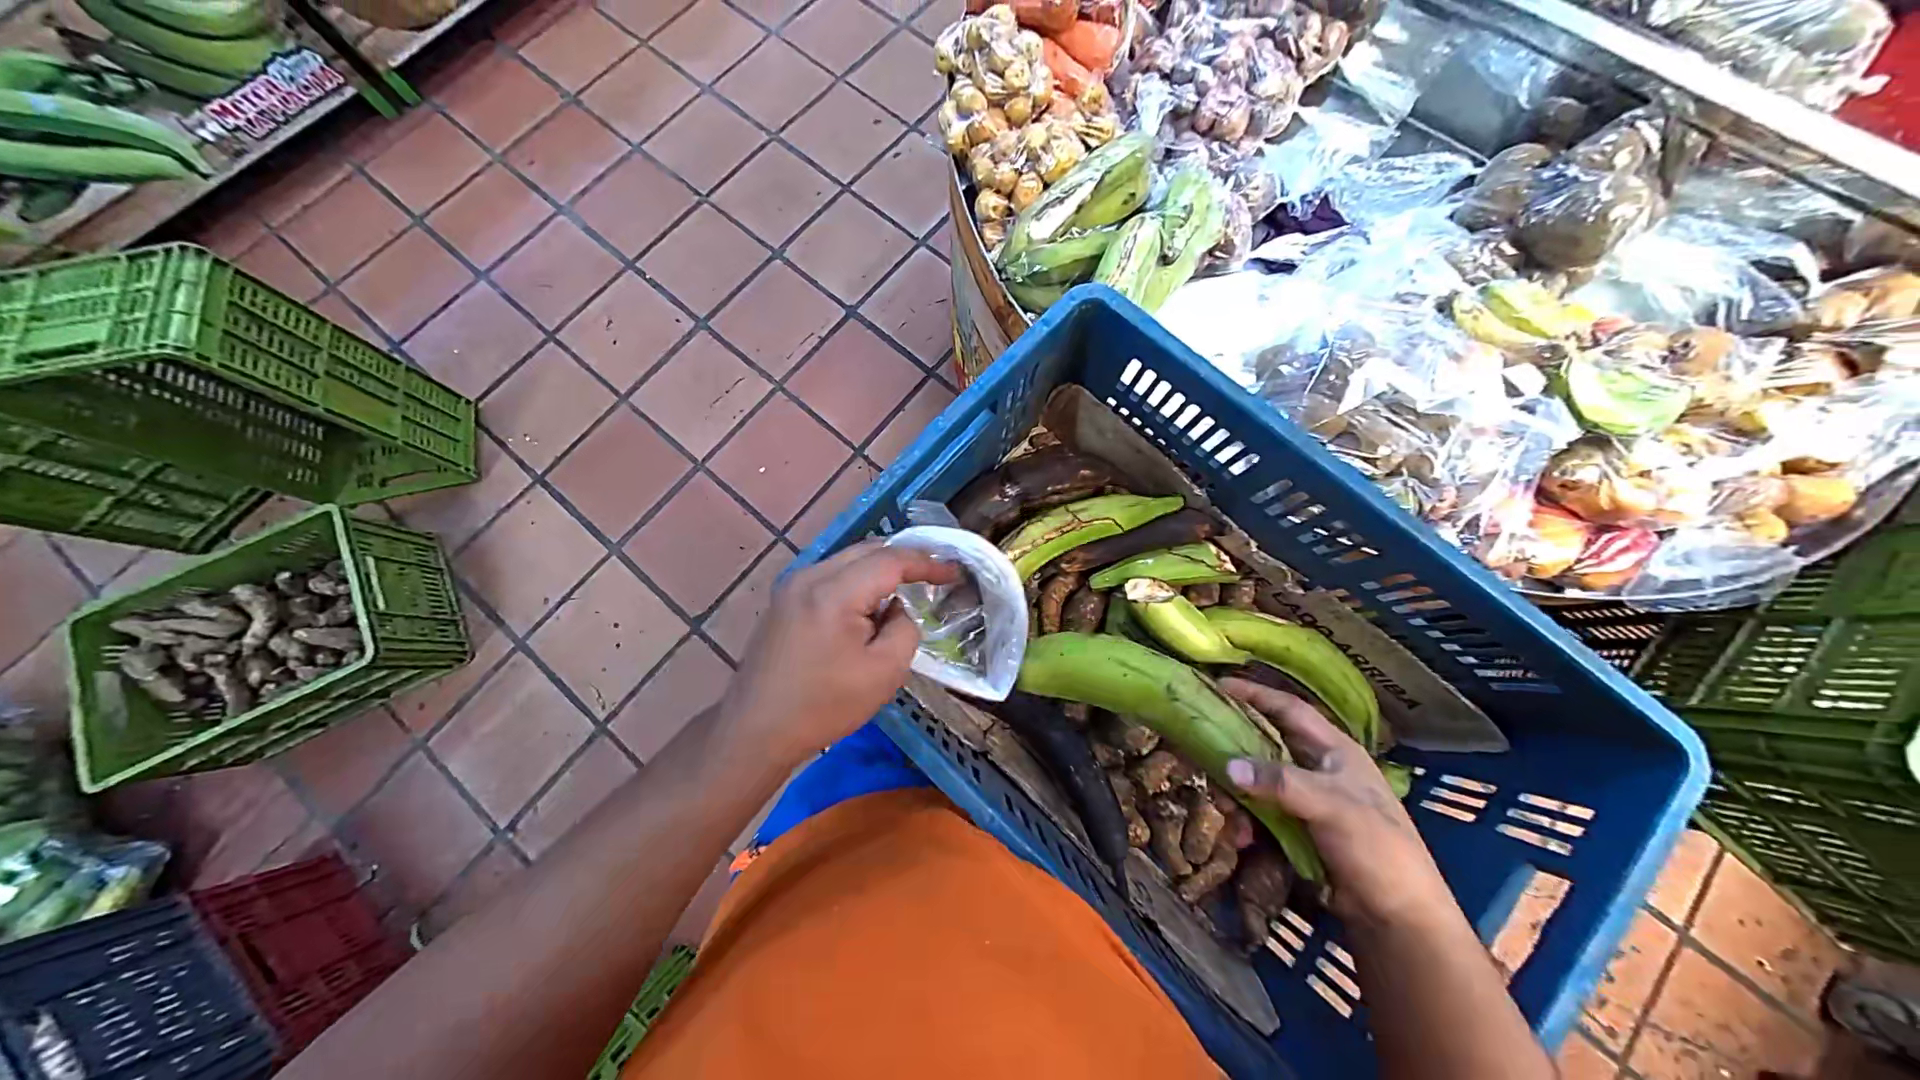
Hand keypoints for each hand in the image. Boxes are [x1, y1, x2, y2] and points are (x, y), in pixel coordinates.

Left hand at [719, 541, 959, 765]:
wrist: (756, 730)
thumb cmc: (824, 706)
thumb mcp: (885, 672)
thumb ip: (904, 628)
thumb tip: (897, 609)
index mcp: (834, 592)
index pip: (890, 560)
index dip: (927, 563)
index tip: (954, 572)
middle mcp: (809, 577)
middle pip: (866, 551)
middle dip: (903, 560)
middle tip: (933, 575)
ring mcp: (791, 587)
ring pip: (846, 562)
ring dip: (878, 571)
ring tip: (904, 592)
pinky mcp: (783, 602)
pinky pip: (829, 578)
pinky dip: (855, 583)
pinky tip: (866, 608)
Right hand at [1218, 678, 1456, 932]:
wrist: (1400, 918)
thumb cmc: (1378, 850)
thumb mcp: (1331, 808)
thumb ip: (1281, 782)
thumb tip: (1229, 765)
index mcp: (1336, 751)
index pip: (1291, 709)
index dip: (1257, 695)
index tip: (1220, 685)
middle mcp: (1320, 768)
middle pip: (1268, 744)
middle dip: (1236, 747)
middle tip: (1202, 747)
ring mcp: (1310, 800)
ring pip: (1260, 781)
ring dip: (1238, 793)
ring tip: (1224, 810)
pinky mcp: (1301, 830)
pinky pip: (1262, 813)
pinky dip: (1248, 821)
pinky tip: (1241, 838)